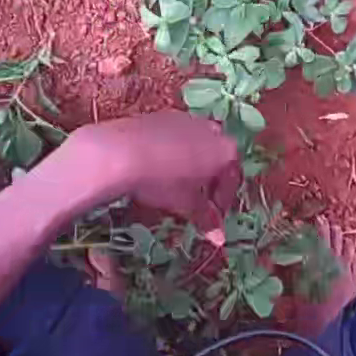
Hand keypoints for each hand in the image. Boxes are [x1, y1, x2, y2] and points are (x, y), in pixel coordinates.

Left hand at [61, 111, 241, 227]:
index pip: (233, 178)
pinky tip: (159, 167)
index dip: (223, 201)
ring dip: (192, 165)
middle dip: (209, 181)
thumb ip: (206, 218)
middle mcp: (212, 130)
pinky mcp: (163, 115)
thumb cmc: (162, 180)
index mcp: (225, 151)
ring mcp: (187, 119)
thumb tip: (219, 239)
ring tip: (175, 185)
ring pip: (198, 145)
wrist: (122, 151)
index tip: (212, 217)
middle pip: (218, 159)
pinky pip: (177, 136)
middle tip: (196, 202)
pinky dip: (174, 152)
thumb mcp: (186, 203)